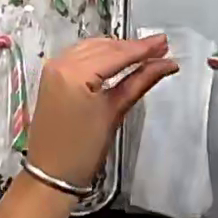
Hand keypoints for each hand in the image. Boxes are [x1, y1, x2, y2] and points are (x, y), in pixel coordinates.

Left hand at [25, 35, 176, 188]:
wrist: (50, 175)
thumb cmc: (83, 150)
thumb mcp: (113, 113)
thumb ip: (139, 82)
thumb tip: (166, 64)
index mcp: (74, 72)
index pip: (115, 54)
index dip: (142, 48)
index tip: (165, 42)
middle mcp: (61, 62)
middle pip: (103, 47)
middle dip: (131, 47)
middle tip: (160, 47)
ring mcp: (54, 67)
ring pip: (92, 48)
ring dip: (117, 49)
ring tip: (144, 52)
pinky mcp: (52, 74)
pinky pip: (80, 55)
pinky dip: (100, 54)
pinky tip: (118, 58)